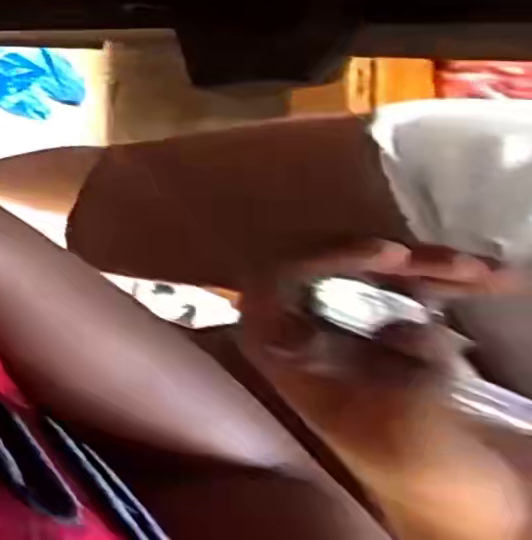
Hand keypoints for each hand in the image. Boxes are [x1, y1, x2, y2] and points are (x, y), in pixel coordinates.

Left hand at [240, 241, 512, 471]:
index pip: (277, 275)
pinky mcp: (389, 330)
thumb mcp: (404, 424)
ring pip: (368, 272)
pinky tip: (492, 277)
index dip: (322, 256)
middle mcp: (296, 321)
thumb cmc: (423, 474)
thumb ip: (402, 373)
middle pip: (323, 264)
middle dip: (384, 256)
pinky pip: (408, 290)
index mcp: (274, 337)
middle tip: (447, 261)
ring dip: (424, 264)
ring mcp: (342, 322)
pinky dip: (447, 280)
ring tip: (482, 269)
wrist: (466, 512)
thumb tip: (409, 326)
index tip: (386, 253)